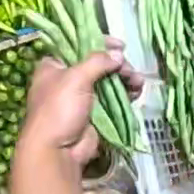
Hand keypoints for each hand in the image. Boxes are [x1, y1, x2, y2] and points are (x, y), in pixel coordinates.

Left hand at [17, 41, 143, 169]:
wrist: (57, 150)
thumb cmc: (59, 109)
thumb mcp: (76, 78)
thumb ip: (98, 61)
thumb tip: (118, 54)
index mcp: (55, 65)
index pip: (80, 45)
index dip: (101, 43)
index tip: (121, 46)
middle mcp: (67, 78)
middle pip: (98, 64)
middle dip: (118, 65)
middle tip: (131, 70)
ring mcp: (82, 96)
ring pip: (108, 81)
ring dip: (125, 79)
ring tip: (139, 83)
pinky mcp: (94, 112)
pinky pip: (113, 98)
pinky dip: (125, 94)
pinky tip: (136, 92)